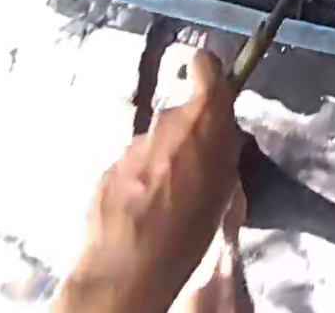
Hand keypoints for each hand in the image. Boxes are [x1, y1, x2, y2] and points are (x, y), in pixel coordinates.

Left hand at [58, 51, 242, 312]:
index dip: (209, 70)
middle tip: (196, 168)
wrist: (126, 269)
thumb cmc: (193, 222)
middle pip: (183, 113)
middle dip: (189, 133)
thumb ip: (223, 144)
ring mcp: (133, 145)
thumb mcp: (227, 179)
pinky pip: (134, 167)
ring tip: (168, 199)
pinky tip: (144, 212)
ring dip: (164, 160)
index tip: (214, 85)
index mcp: (204, 114)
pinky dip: (140, 182)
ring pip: (157, 142)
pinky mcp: (107, 172)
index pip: (205, 64)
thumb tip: (217, 135)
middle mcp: (167, 120)